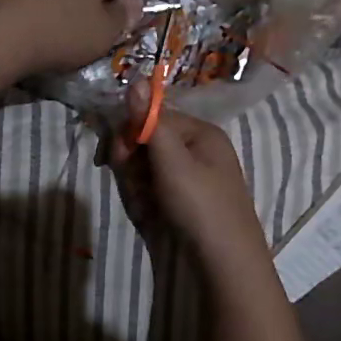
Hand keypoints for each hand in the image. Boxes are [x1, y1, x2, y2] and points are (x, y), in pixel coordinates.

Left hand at [0, 0, 142, 76]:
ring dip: (71, 11)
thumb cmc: (63, 31)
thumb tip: (134, 3)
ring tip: (70, 38)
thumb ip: (124, 17)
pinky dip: (48, 17)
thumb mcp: (104, 32)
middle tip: (99, 34)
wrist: (0, 35)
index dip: (130, 1)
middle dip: (98, 4)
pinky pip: (42, 2)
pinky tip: (44, 36)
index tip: (125, 26)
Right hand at [108, 100, 266, 260]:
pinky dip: (146, 200)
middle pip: (147, 142)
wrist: (223, 260)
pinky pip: (154, 189)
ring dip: (137, 185)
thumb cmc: (200, 205)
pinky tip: (150, 214)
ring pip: (146, 168)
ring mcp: (190, 176)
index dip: (129, 134)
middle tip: (136, 187)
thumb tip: (135, 80)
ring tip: (146, 206)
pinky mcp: (184, 199)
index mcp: (200, 132)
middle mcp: (196, 149)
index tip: (117, 158)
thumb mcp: (172, 161)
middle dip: (132, 164)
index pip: (152, 117)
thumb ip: (150, 122)